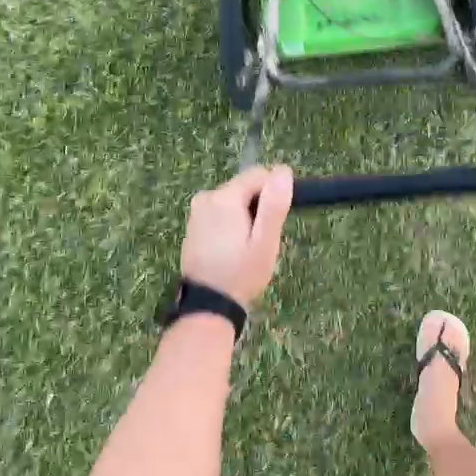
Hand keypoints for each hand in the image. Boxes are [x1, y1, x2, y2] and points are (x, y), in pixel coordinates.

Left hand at [180, 166, 293, 307]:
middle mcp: (206, 197)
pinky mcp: (193, 226)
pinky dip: (231, 226)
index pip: (259, 175)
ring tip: (248, 248)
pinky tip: (233, 250)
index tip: (276, 223)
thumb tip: (283, 170)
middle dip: (259, 208)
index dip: (274, 195)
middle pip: (245, 188)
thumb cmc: (241, 273)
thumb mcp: (265, 242)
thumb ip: (274, 205)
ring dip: (246, 218)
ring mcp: (196, 212)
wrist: (209, 304)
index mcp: (224, 197)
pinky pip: (220, 214)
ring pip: (233, 201)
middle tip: (262, 241)